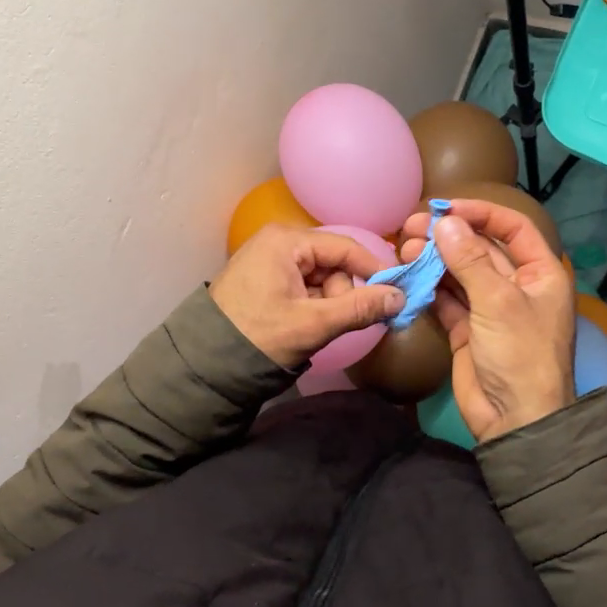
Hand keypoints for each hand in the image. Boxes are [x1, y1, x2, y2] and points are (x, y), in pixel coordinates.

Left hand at [210, 226, 404, 367]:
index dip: (374, 270)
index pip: (346, 248)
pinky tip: (304, 325)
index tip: (396, 293)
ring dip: (327, 303)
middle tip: (331, 322)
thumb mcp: (314, 324)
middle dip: (341, 294)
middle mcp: (278, 242)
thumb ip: (360, 308)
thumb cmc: (259, 337)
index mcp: (286, 241)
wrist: (206, 365)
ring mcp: (269, 260)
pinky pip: (304, 286)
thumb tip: (401, 297)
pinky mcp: (265, 279)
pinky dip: (312, 306)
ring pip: (321, 278)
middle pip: (333, 263)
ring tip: (312, 327)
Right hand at [399, 199, 574, 441]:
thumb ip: (469, 260)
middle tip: (409, 227)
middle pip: (481, 248)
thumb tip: (444, 222)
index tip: (445, 207)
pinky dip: (428, 287)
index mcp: (540, 273)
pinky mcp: (468, 329)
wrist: (516, 421)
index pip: (513, 228)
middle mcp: (517, 286)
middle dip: (447, 236)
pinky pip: (447, 299)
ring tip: (402, 249)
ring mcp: (491, 308)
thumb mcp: (498, 302)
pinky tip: (407, 275)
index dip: (481, 212)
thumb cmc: (520, 355)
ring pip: (460, 273)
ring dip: (433, 260)